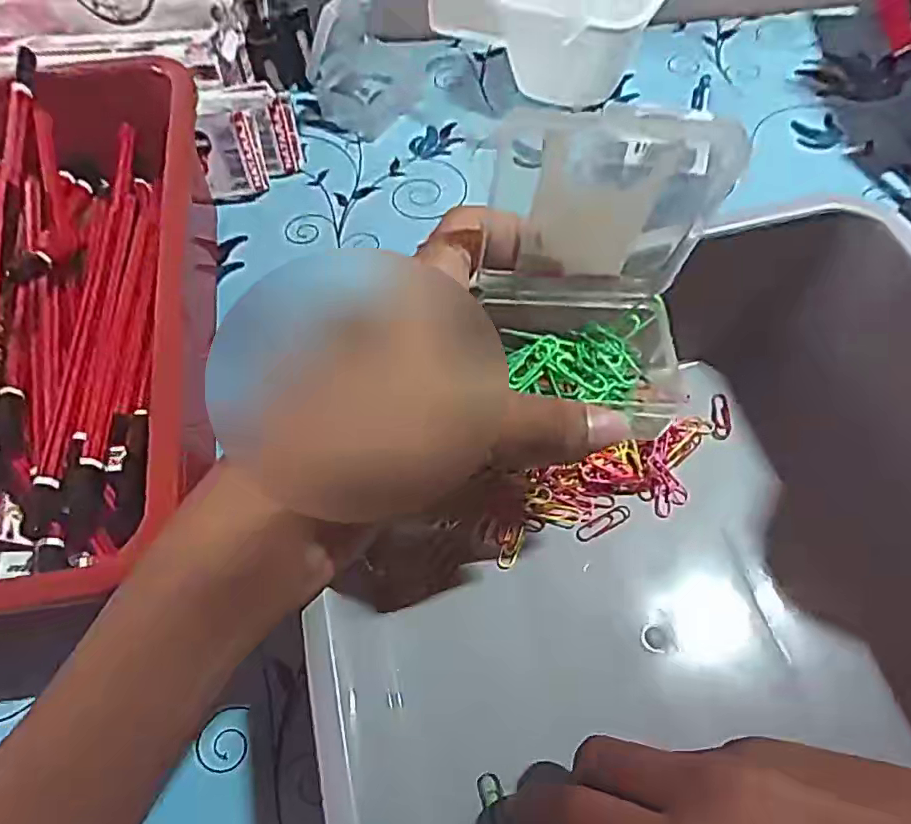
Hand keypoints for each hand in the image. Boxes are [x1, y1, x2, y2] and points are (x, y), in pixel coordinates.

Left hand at [188, 208, 626, 600]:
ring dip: (500, 378)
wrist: (290, 502)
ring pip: (452, 362)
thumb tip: (620, 428)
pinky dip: (470, 416)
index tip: (564, 269)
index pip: (470, 235)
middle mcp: (395, 323)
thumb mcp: (477, 421)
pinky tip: (502, 443)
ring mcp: (381, 373)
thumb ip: (549, 422)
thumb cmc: (382, 432)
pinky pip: (434, 405)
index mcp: (417, 293)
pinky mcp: (374, 418)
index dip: (517, 238)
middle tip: (578, 349)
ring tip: (554, 400)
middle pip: (468, 304)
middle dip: (524, 322)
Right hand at [487, 736, 910, 823]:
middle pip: (599, 762)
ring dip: (637, 802)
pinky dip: (693, 799)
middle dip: (572, 800)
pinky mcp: (807, 752)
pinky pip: (711, 765)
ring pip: (657, 761)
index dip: (527, 823)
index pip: (575, 817)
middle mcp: (717, 786)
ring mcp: (765, 756)